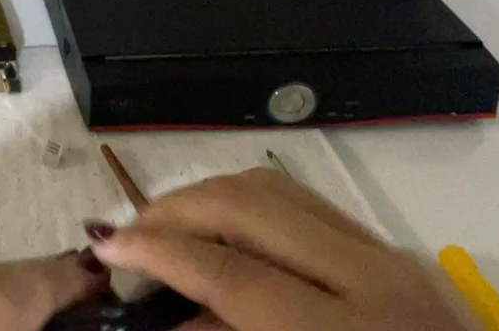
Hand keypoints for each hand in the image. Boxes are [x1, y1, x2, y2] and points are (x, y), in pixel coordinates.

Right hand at [85, 167, 467, 330]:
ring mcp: (389, 255)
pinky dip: (245, 200)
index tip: (106, 245)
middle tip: (129, 232)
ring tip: (167, 226)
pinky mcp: (392, 249)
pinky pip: (299, 198)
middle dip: (172, 209)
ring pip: (268, 185)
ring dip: (205, 197)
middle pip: (244, 204)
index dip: (159, 252)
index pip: (231, 271)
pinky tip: (221, 226)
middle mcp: (375, 279)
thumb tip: (168, 313)